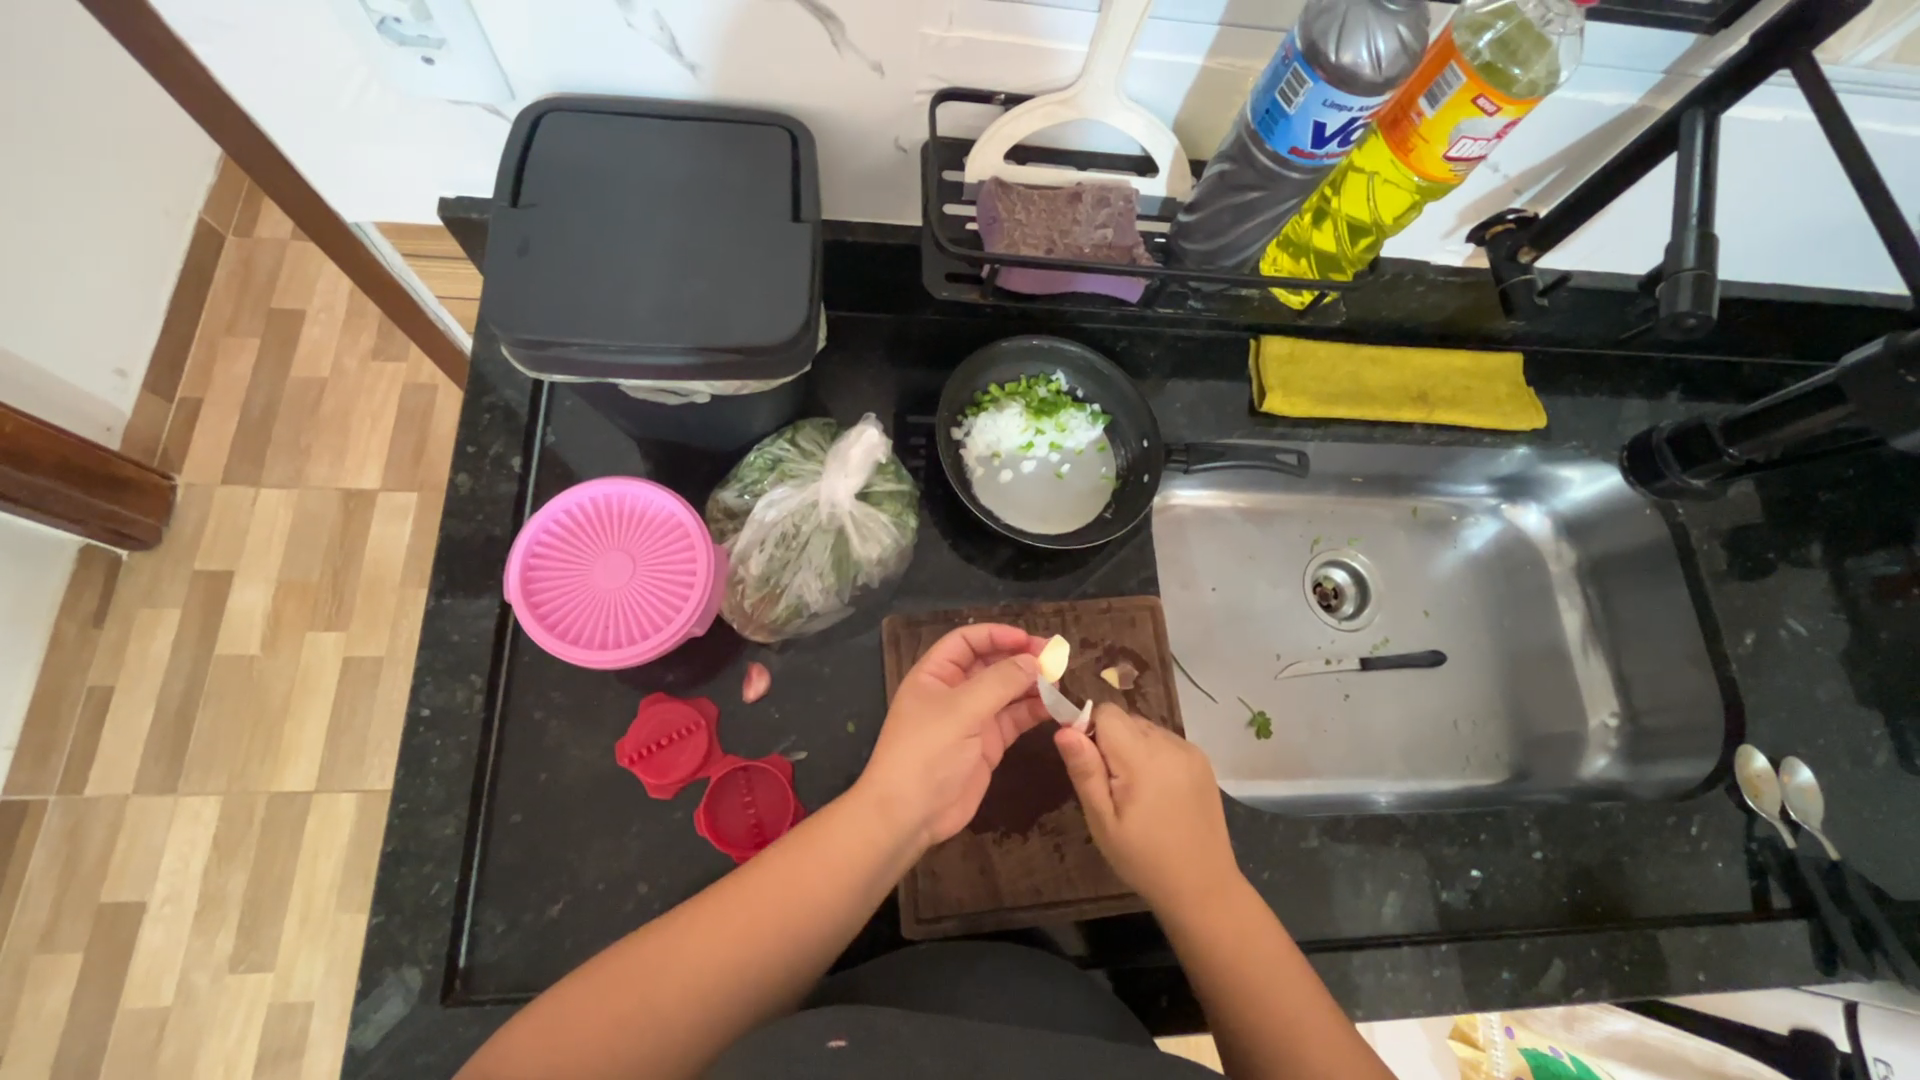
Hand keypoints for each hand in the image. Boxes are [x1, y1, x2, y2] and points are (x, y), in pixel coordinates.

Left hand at [857, 624, 1049, 847]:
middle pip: (991, 663)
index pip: (966, 641)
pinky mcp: (988, 744)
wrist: (910, 814)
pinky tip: (1055, 707)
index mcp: (935, 674)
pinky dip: (1034, 711)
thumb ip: (1000, 682)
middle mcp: (954, 692)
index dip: (996, 635)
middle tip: (1056, 659)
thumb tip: (1034, 660)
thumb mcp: (961, 710)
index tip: (1029, 639)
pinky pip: (1015, 718)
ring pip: (1007, 692)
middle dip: (1021, 659)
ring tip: (1060, 682)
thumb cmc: (926, 752)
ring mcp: (972, 719)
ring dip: (1032, 685)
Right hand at [1056, 704, 1240, 910]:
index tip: (1090, 768)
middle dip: (1110, 742)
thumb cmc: (1144, 859)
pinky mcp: (1202, 761)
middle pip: (1126, 719)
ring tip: (1136, 793)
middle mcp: (1169, 744)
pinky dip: (1153, 756)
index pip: (1106, 712)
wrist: (1203, 886)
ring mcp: (1190, 750)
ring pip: (1145, 728)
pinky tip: (1157, 791)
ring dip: (1132, 748)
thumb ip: (1085, 771)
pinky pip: (1165, 741)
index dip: (1090, 731)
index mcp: (1142, 757)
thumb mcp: (1102, 821)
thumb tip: (1065, 730)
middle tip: (1112, 789)